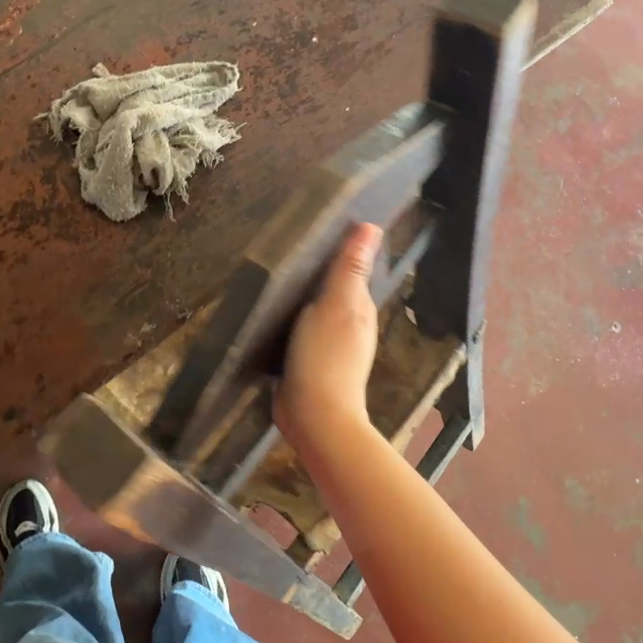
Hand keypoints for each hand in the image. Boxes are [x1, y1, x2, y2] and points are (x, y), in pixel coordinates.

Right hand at [275, 222, 382, 443]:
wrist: (314, 417)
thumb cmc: (326, 355)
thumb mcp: (337, 304)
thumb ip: (350, 268)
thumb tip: (371, 226)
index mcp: (360, 308)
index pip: (349, 271)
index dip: (334, 252)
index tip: (311, 230)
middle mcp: (348, 325)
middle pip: (331, 290)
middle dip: (314, 273)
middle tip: (285, 250)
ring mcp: (328, 346)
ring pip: (313, 311)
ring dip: (299, 297)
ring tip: (273, 278)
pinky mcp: (308, 363)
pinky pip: (298, 332)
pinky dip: (288, 320)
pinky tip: (271, 315)